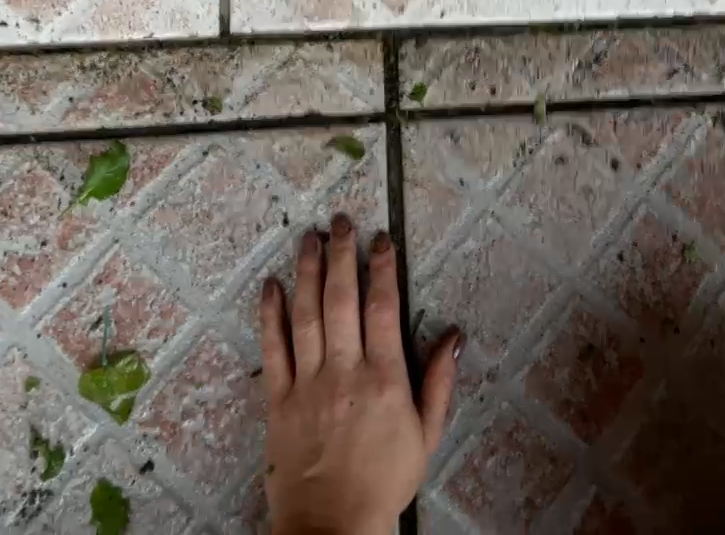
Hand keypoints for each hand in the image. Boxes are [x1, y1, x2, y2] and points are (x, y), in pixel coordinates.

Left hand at [260, 215, 460, 534]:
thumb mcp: (427, 435)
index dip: (382, 268)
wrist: (331, 529)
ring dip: (307, 272)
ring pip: (306, 315)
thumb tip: (454, 335)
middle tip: (340, 221)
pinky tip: (271, 286)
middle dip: (342, 255)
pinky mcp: (278, 400)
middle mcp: (345, 371)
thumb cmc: (384, 481)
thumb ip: (439, 382)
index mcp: (385, 377)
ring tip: (308, 238)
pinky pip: (273, 349)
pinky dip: (270, 315)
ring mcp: (308, 383)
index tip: (382, 239)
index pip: (383, 308)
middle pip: (342, 300)